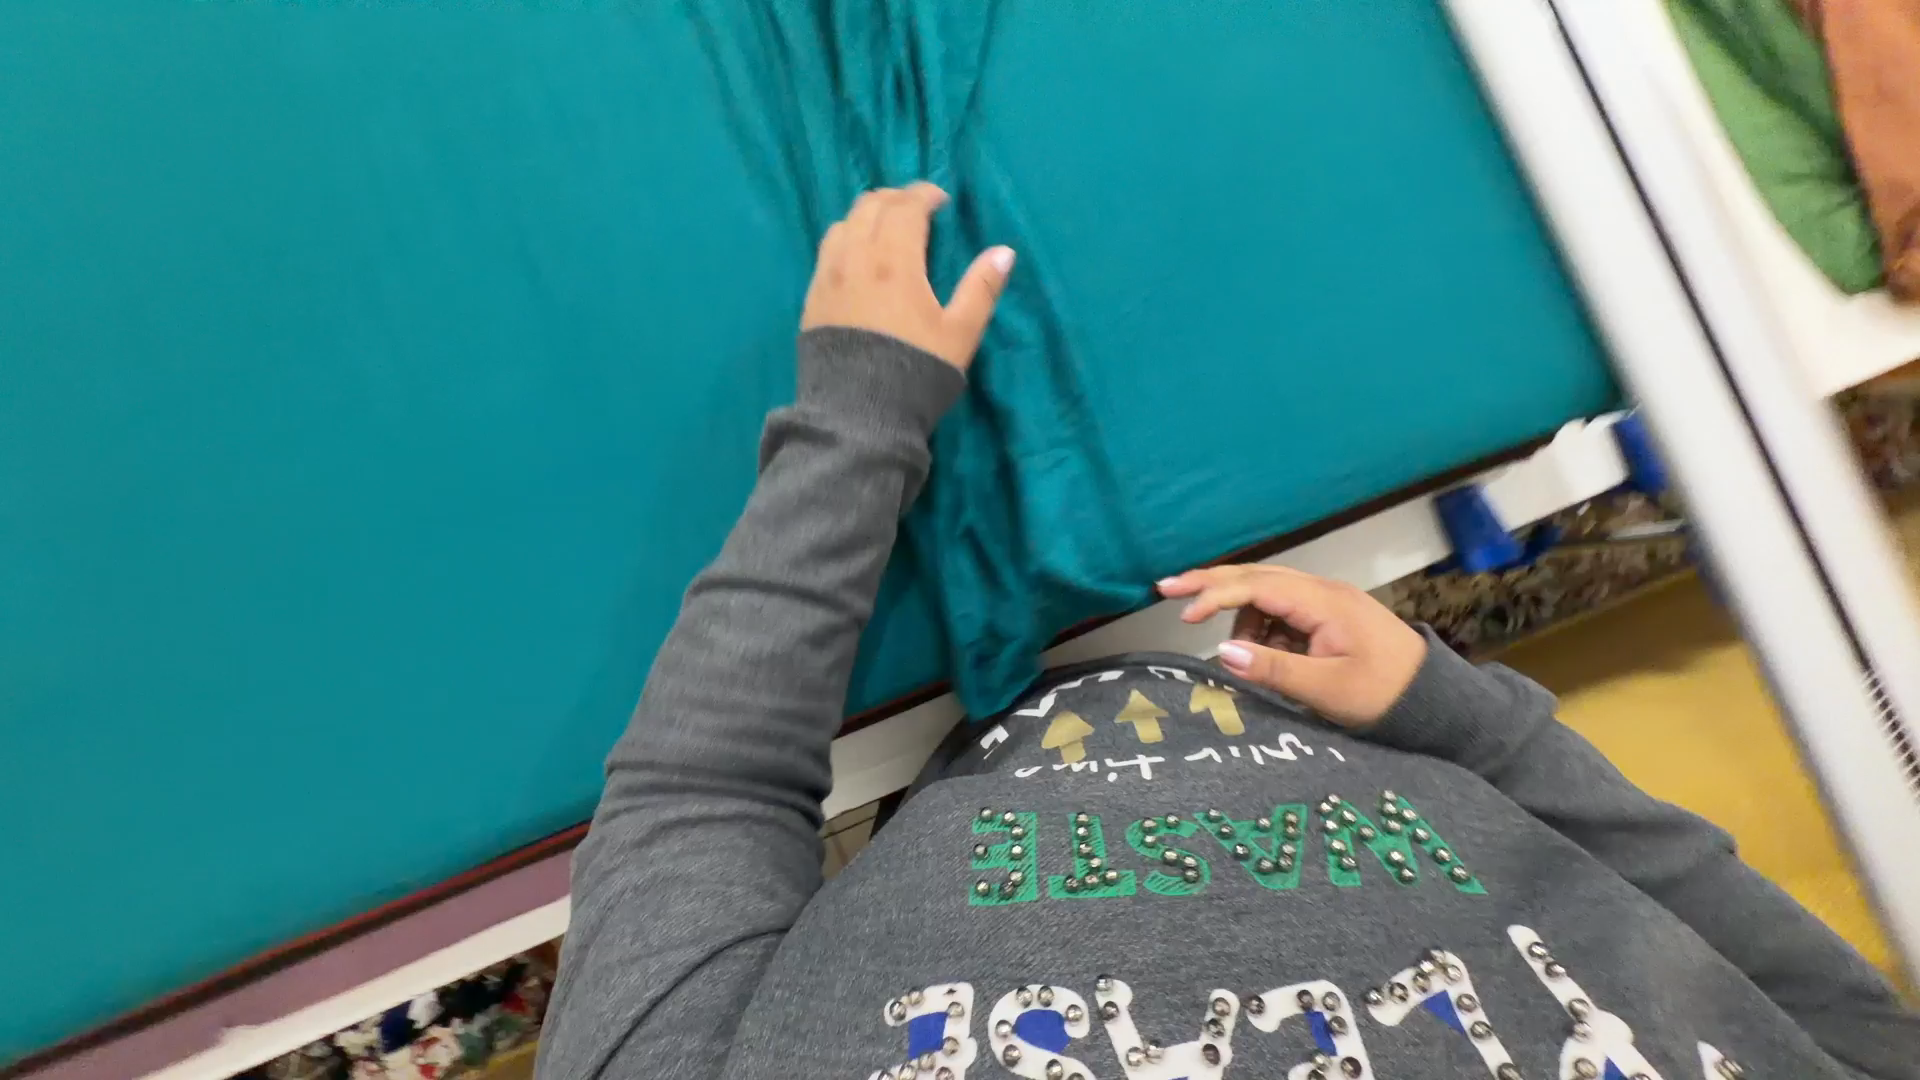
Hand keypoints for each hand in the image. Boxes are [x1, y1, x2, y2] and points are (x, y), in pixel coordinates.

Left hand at [801, 182, 1015, 370]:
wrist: (859, 415)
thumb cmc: (916, 373)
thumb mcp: (959, 335)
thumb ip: (981, 289)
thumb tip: (1004, 251)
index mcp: (894, 261)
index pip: (906, 207)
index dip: (924, 195)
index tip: (939, 198)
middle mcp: (855, 259)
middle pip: (870, 207)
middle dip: (895, 199)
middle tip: (915, 208)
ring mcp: (828, 279)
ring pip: (843, 225)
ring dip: (867, 216)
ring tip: (884, 228)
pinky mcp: (812, 301)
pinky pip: (826, 253)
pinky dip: (846, 240)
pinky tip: (857, 259)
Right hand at [1157, 564, 1428, 728]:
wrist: (1437, 701)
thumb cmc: (1385, 694)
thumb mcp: (1327, 690)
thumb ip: (1273, 669)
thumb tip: (1220, 651)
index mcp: (1323, 601)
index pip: (1255, 586)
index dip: (1215, 596)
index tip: (1183, 616)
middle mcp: (1320, 590)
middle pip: (1254, 574)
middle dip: (1209, 581)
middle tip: (1166, 588)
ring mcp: (1323, 600)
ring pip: (1264, 591)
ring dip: (1239, 614)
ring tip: (1237, 652)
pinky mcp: (1325, 615)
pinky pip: (1278, 610)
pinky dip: (1259, 625)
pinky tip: (1262, 651)